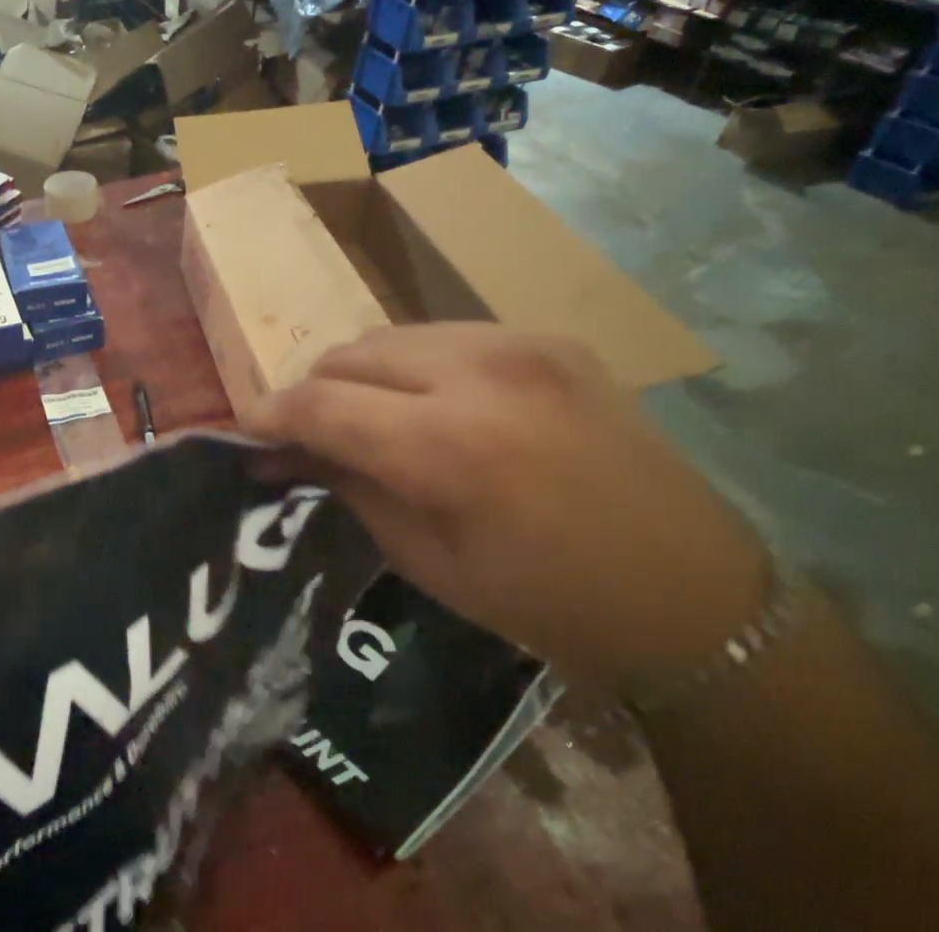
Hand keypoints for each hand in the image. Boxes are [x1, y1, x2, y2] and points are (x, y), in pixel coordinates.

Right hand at [246, 323, 770, 688]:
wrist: (694, 597)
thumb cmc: (546, 603)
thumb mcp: (425, 559)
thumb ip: (347, 487)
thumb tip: (287, 454)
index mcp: (450, 445)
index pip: (321, 404)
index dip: (269, 417)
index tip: (243, 435)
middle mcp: (483, 372)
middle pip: (349, 354)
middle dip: (310, 393)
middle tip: (300, 437)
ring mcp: (524, 345)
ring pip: (391, 335)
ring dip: (356, 375)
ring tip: (357, 419)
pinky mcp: (549, 340)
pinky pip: (443, 337)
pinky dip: (409, 367)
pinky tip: (420, 406)